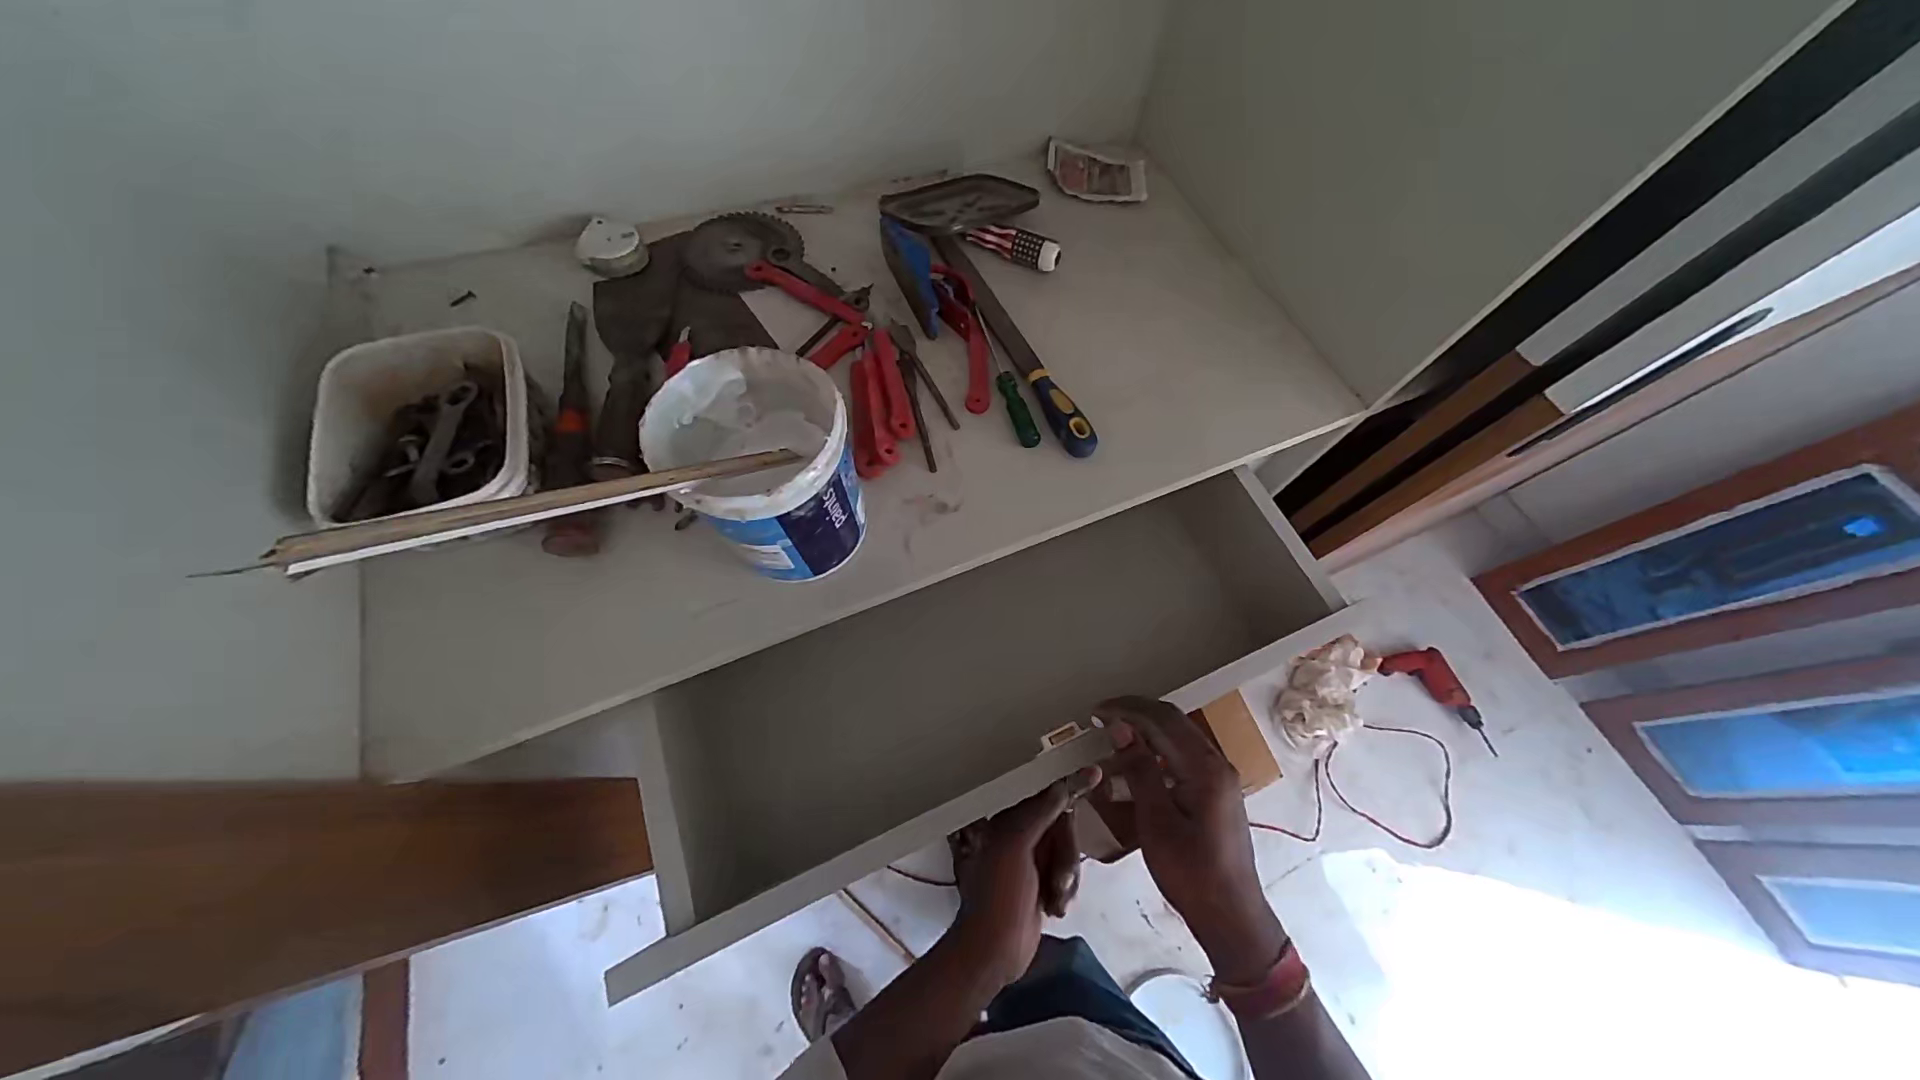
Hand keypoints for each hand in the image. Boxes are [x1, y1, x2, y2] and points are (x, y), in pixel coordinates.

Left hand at [949, 768, 1098, 989]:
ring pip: (1068, 851)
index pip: (1043, 793)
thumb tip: (1062, 783)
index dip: (1067, 786)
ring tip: (1052, 899)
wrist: (995, 952)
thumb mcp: (1015, 847)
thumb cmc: (999, 895)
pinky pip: (1067, 873)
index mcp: (1006, 818)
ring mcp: (1030, 858)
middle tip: (1057, 881)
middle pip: (1062, 824)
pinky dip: (1065, 891)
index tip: (1094, 774)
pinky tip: (1052, 908)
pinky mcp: (1041, 881)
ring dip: (1065, 877)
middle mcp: (1018, 833)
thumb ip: (1038, 812)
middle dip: (1065, 853)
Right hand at [1096, 696, 1285, 983]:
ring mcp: (1219, 780)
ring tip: (1111, 740)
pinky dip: (1155, 755)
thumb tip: (1121, 728)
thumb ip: (1140, 770)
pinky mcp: (1215, 795)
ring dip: (1145, 733)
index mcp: (1205, 768)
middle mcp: (1217, 765)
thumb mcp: (1156, 821)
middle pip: (1173, 723)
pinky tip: (1134, 768)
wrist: (1231, 917)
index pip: (1163, 719)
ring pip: (1177, 740)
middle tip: (1100, 718)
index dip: (1127, 708)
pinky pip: (1182, 760)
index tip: (1096, 711)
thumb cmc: (1191, 873)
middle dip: (1135, 714)